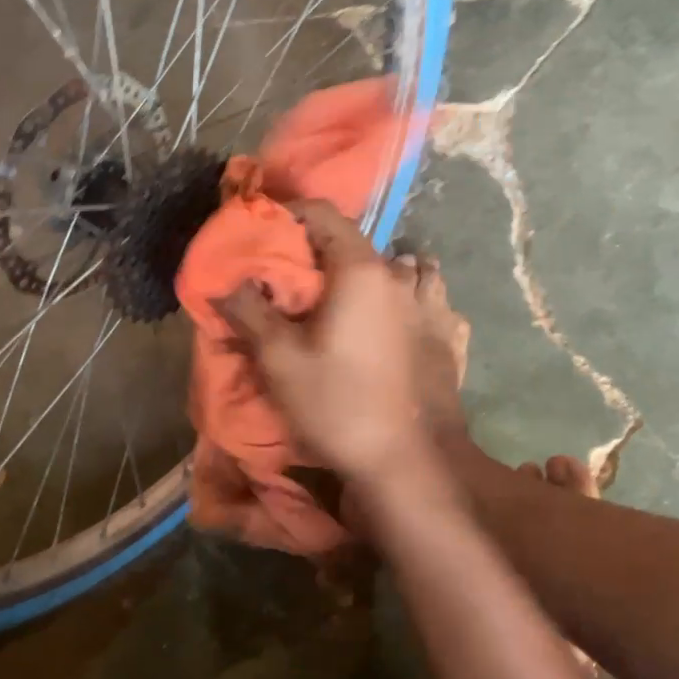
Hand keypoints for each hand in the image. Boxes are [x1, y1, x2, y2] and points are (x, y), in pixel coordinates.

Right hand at [215, 201, 441, 484]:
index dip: (290, 215)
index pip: (324, 216)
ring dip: (380, 273)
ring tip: (357, 298)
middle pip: (362, 245)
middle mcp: (403, 278)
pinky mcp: (453, 340)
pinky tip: (404, 323)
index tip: (265, 231)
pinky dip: (416, 301)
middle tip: (299, 279)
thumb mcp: (279, 360)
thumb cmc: (337, 405)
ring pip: (408, 270)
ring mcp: (435, 308)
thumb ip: (249, 313)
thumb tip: (225, 283)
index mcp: (361, 272)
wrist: (410, 464)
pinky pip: (434, 303)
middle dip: (326, 252)